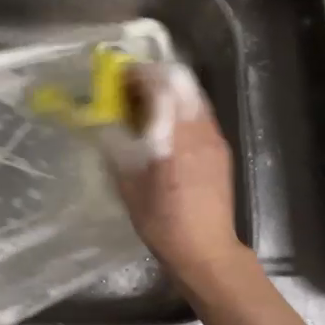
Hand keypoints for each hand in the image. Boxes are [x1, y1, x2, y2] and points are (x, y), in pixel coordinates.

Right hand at [100, 63, 252, 284]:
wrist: (206, 249)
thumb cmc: (161, 222)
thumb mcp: (128, 186)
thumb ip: (116, 146)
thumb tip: (103, 121)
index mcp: (174, 138)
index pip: (161, 86)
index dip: (139, 74)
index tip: (119, 76)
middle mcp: (199, 130)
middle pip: (181, 83)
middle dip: (154, 77)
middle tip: (131, 87)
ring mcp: (214, 138)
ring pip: (193, 95)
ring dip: (169, 91)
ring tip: (147, 106)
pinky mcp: (221, 148)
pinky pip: (200, 113)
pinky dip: (181, 108)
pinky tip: (166, 127)